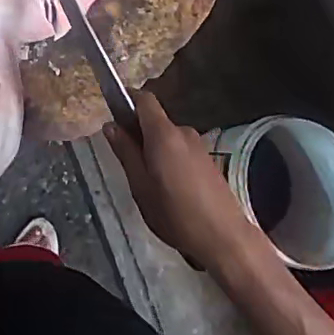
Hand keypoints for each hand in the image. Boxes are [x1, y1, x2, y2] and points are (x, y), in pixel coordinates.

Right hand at [106, 93, 269, 272]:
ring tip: (148, 184)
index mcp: (163, 133)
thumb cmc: (174, 213)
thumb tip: (111, 126)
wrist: (222, 234)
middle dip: (138, 135)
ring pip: (168, 138)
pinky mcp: (207, 158)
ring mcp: (198, 144)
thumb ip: (126, 152)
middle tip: (127, 165)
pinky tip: (169, 189)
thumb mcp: (140, 186)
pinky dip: (169, 160)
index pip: (145, 100)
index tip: (114, 117)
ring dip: (154, 151)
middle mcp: (183, 131)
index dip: (127, 101)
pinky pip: (181, 149)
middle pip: (155, 121)